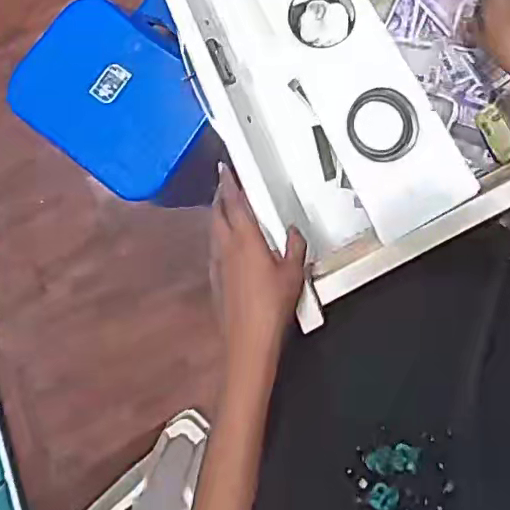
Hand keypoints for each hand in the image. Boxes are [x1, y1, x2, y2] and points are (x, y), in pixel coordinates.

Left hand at [210, 164, 306, 366]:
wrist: (248, 340)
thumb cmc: (271, 305)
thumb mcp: (294, 273)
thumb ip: (295, 247)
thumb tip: (294, 233)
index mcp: (245, 239)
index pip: (233, 202)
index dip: (228, 182)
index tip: (224, 169)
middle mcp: (226, 246)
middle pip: (218, 212)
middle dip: (221, 195)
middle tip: (226, 185)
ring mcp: (217, 263)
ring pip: (213, 229)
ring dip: (218, 214)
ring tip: (226, 208)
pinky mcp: (215, 278)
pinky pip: (214, 247)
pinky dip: (218, 236)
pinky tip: (227, 243)